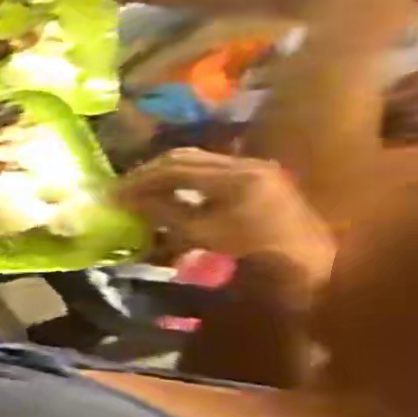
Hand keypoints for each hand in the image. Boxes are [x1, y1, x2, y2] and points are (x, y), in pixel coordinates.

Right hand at [116, 149, 336, 280]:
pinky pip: (209, 166)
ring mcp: (254, 166)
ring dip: (163, 172)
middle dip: (147, 172)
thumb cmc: (249, 251)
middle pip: (183, 157)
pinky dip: (182, 175)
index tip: (112, 194)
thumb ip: (162, 212)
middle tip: (122, 188)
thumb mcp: (198, 234)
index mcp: (233, 178)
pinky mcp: (257, 174)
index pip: (173, 169)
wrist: (305, 260)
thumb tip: (129, 199)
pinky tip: (168, 190)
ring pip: (196, 158)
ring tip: (140, 189)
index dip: (138, 180)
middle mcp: (245, 164)